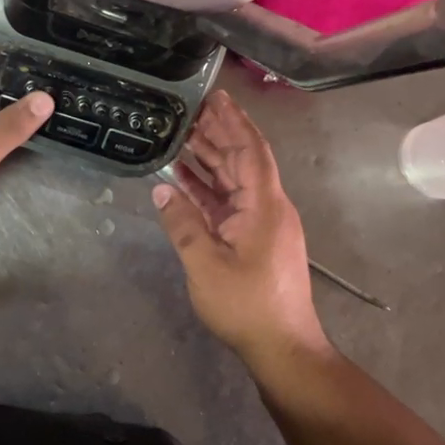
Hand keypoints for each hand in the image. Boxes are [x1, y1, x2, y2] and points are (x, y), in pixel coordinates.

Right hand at [153, 90, 330, 364]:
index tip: (215, 97)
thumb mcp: (205, 263)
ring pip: (234, 180)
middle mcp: (267, 206)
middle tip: (189, 108)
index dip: (233, 121)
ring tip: (181, 133)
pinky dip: (207, 188)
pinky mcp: (254, 239)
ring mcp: (261, 223)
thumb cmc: (246, 304)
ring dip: (210, 158)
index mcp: (264, 205)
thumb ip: (182, 223)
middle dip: (218, 132)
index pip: (250, 150)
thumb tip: (161, 190)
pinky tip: (182, 178)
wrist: (282, 347)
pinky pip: (229, 202)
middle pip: (242, 159)